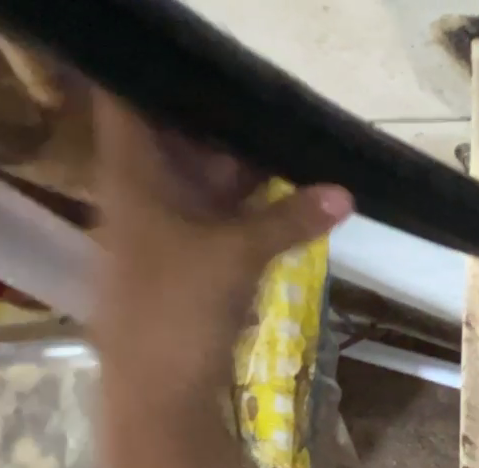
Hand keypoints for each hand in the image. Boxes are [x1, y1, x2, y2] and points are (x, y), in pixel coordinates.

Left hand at [91, 93, 351, 401]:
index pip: (136, 101)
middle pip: (180, 138)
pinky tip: (291, 197)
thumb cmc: (178, 307)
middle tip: (282, 111)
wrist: (159, 383)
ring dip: (248, 170)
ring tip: (297, 146)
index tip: (222, 73)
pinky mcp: (193, 259)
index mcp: (132, 173)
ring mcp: (169, 226)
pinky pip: (223, 216)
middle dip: (227, 125)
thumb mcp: (239, 254)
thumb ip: (292, 220)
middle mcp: (144, 190)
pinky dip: (253, 206)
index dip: (170, 80)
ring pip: (207, 181)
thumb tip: (346, 192)